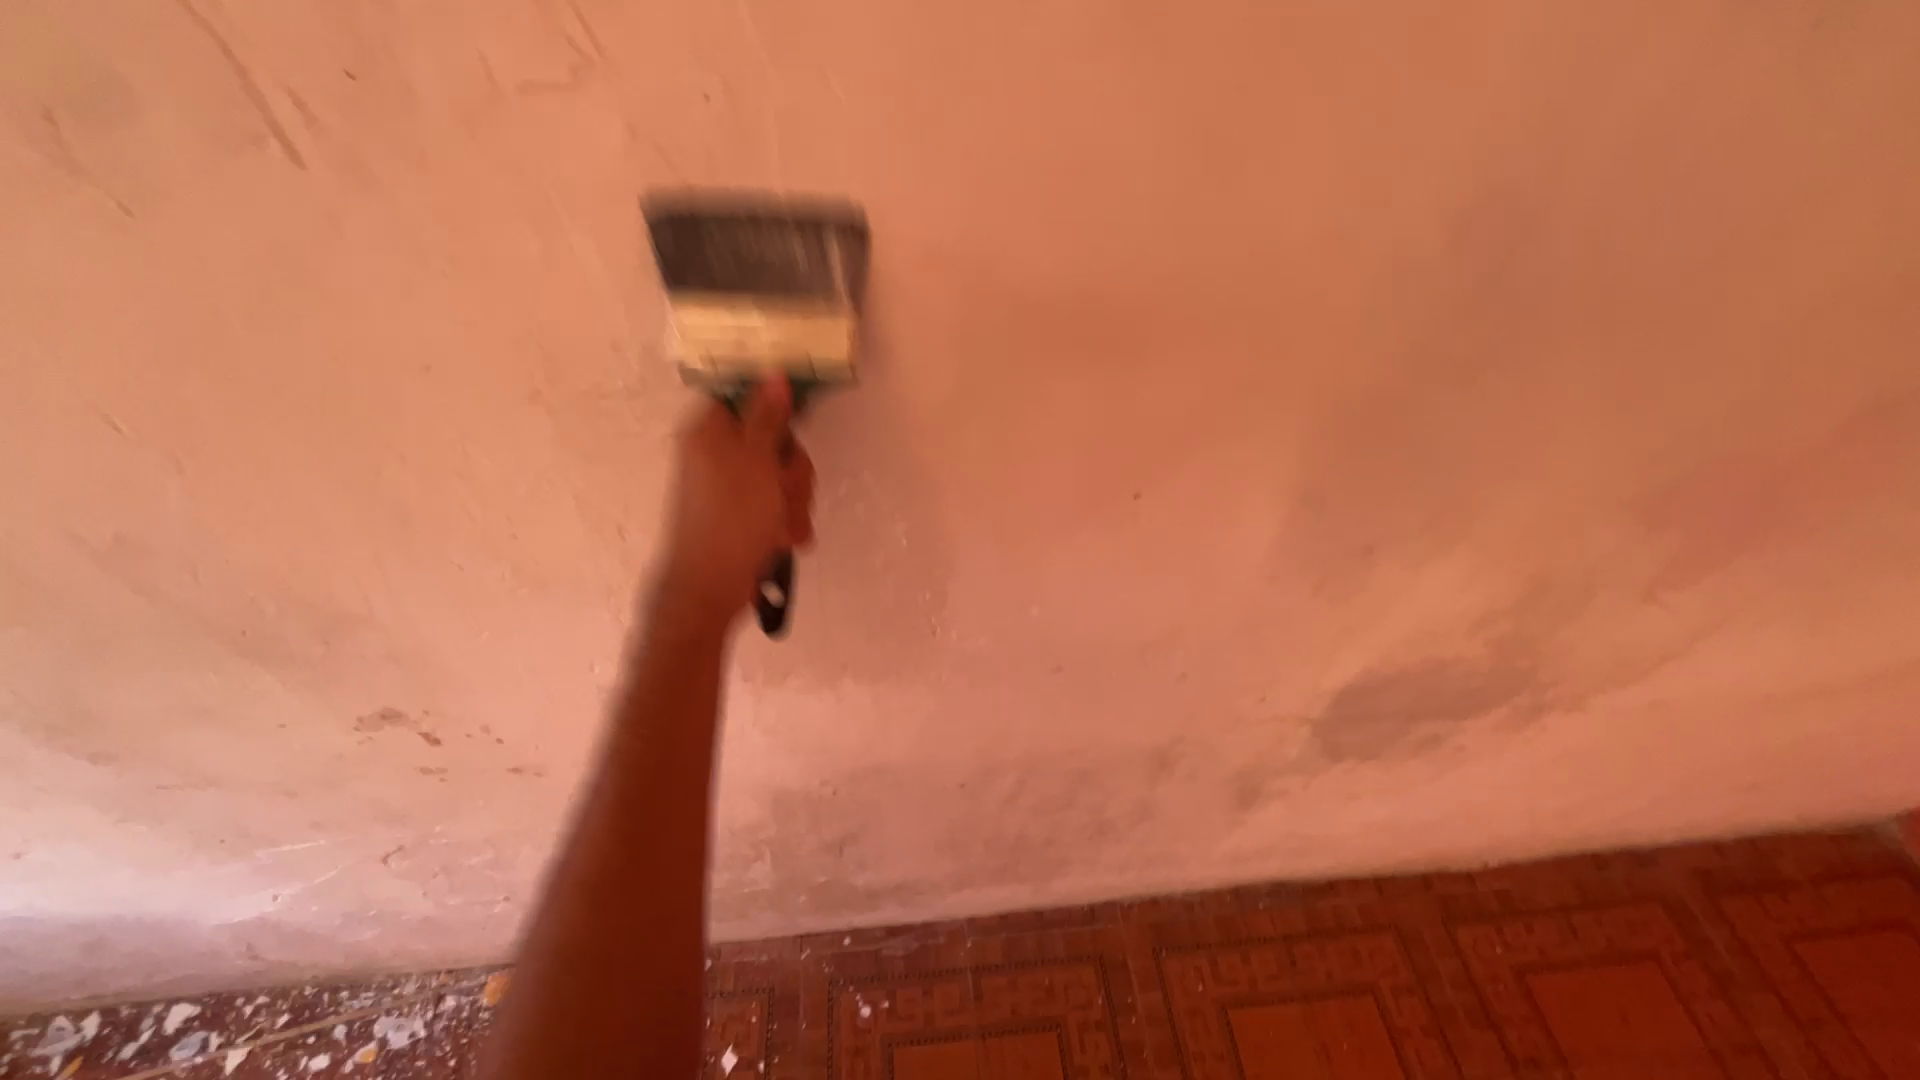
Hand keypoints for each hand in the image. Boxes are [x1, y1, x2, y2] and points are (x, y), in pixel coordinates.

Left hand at [656, 378, 815, 626]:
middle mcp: (717, 453)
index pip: (748, 398)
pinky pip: (776, 505)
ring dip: (793, 502)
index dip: (776, 413)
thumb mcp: (756, 459)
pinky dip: (785, 521)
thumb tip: (773, 372)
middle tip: (786, 491)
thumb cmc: (732, 518)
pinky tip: (785, 539)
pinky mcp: (742, 516)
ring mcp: (730, 487)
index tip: (791, 432)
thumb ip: (767, 415)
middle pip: (774, 440)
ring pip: (781, 477)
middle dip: (792, 471)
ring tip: (785, 527)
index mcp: (709, 430)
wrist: (710, 587)